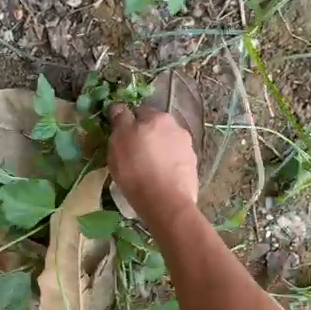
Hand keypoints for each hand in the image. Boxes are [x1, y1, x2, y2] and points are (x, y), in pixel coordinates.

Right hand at [106, 103, 198, 226]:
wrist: (165, 203)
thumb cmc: (136, 169)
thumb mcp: (118, 141)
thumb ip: (120, 120)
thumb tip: (119, 107)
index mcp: (158, 117)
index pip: (137, 112)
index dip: (126, 124)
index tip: (119, 139)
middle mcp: (176, 127)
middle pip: (154, 128)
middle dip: (143, 137)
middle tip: (130, 155)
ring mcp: (187, 148)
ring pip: (165, 145)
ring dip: (156, 151)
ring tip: (145, 170)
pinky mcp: (192, 168)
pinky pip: (173, 161)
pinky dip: (165, 166)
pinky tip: (158, 179)